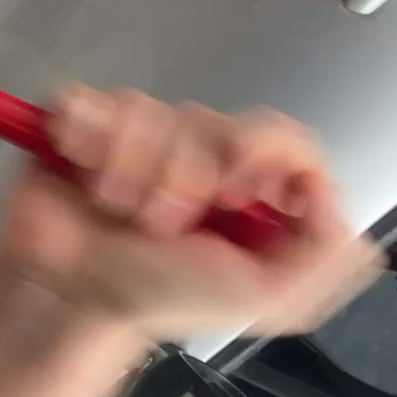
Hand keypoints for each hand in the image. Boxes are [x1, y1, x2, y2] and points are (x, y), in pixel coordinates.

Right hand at [0, 86, 381, 338]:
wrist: (68, 291)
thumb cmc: (158, 295)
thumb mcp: (273, 296)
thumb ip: (328, 248)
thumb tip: (313, 183)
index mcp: (245, 186)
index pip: (277, 132)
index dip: (256, 152)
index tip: (230, 196)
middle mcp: (189, 155)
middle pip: (203, 120)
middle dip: (177, 175)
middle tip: (154, 221)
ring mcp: (126, 139)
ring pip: (140, 109)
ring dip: (122, 165)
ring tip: (108, 204)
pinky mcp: (70, 130)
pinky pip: (79, 100)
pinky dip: (78, 131)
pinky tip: (76, 165)